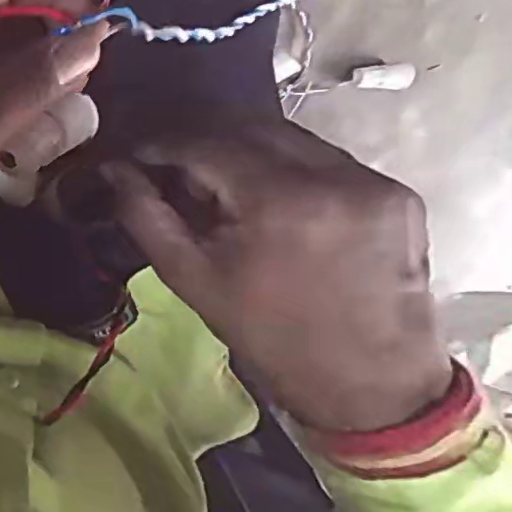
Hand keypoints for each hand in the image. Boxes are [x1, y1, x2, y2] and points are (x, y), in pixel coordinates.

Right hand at [100, 119, 452, 431]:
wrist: (369, 383)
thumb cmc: (266, 332)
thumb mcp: (188, 275)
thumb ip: (144, 213)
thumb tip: (114, 168)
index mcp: (279, 199)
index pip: (206, 143)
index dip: (163, 144)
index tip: (136, 155)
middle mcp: (333, 174)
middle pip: (249, 129)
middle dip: (202, 143)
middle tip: (173, 169)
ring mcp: (373, 180)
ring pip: (289, 138)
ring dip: (244, 150)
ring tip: (220, 185)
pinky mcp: (397, 192)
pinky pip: (323, 159)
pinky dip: (284, 167)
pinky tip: (269, 199)